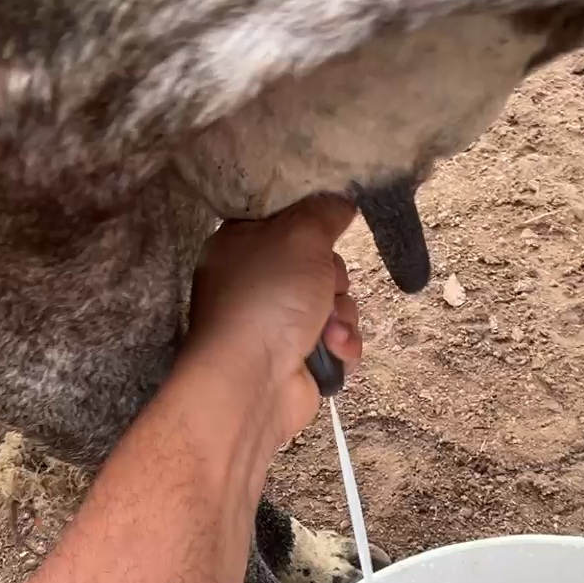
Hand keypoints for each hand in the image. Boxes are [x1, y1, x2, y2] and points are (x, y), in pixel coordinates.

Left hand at [177, 194, 362, 448]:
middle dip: (333, 279)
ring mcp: (276, 324)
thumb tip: (340, 202)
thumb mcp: (301, 234)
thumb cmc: (268, 297)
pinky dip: (342, 346)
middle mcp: (256, 284)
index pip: (284, 222)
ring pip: (334, 304)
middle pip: (319, 265)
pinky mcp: (298, 359)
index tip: (330, 226)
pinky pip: (337, 341)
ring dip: (342, 315)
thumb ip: (324, 211)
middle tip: (323, 287)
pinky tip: (333, 352)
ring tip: (327, 330)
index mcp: (241, 245)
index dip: (311, 225)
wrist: (253, 380)